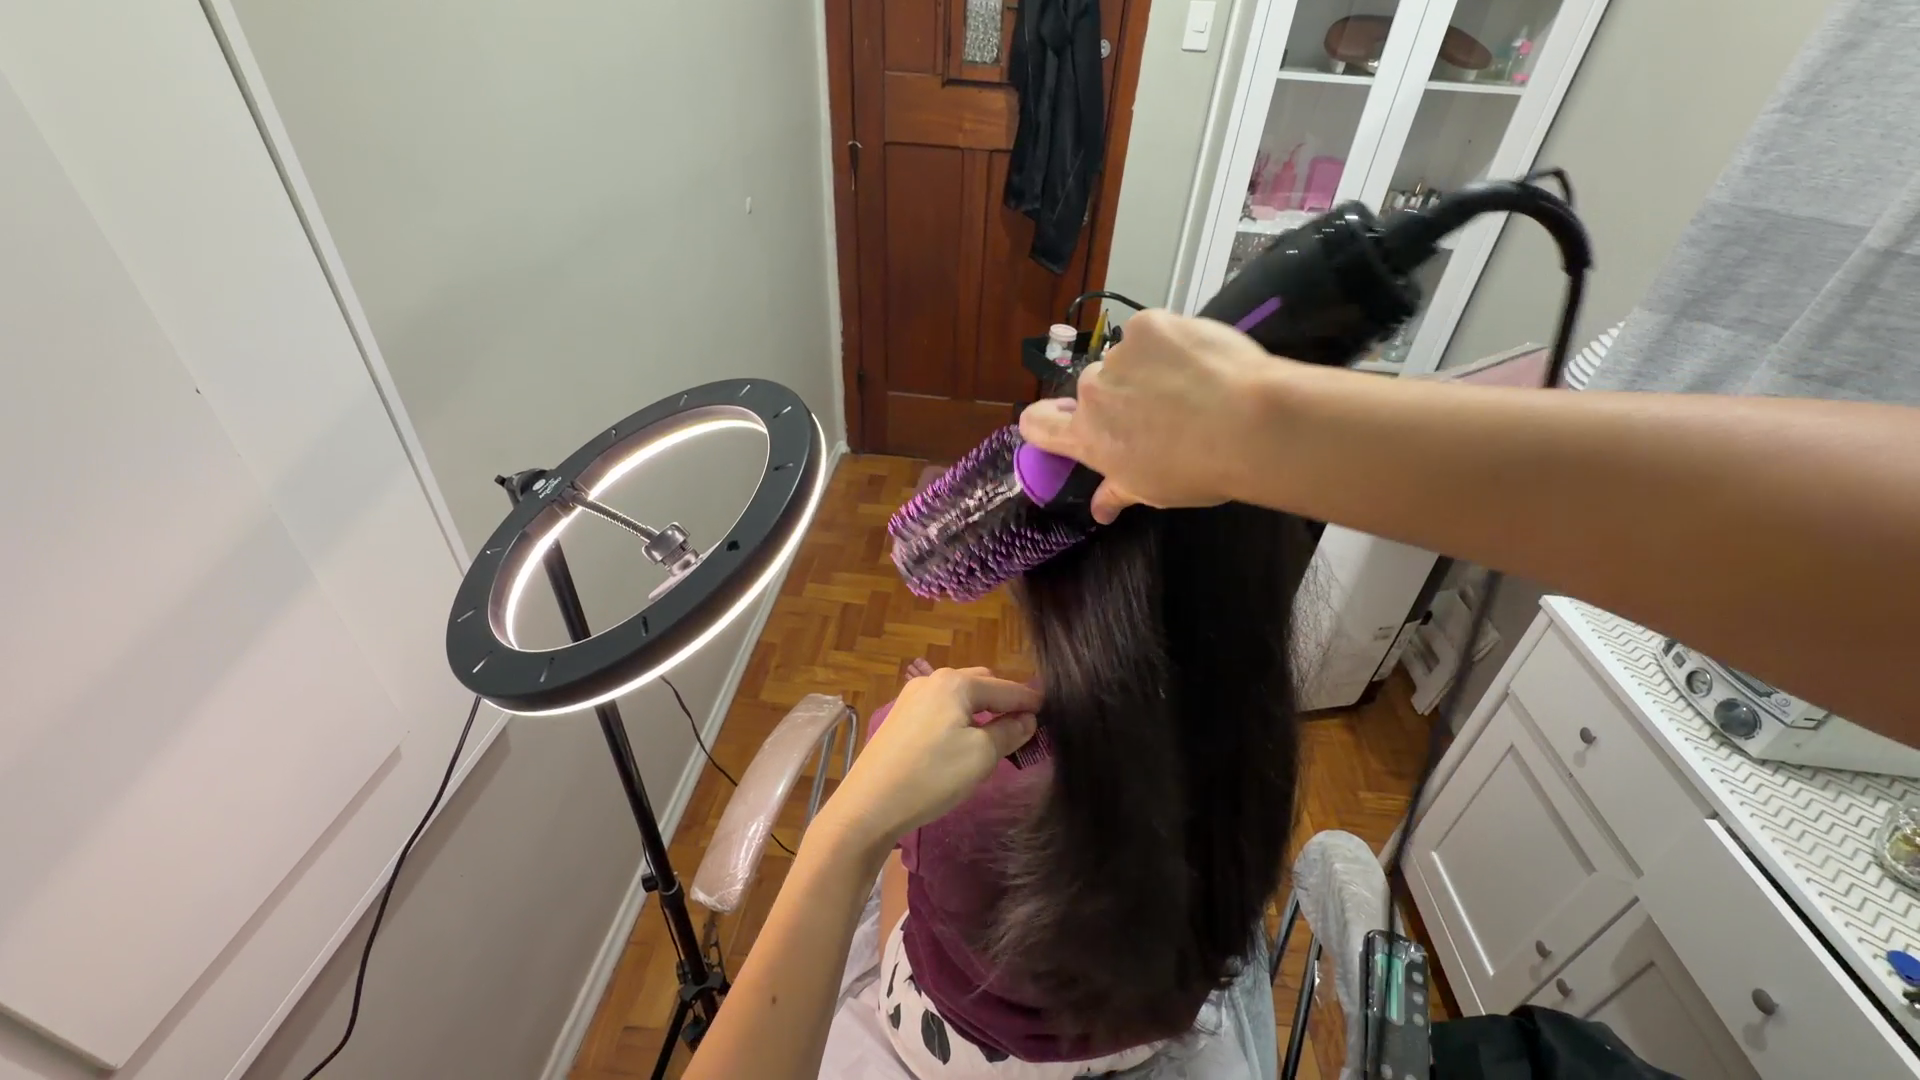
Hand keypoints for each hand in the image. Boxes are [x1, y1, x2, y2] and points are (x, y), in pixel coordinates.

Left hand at [814, 668, 1039, 852]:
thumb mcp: (981, 756)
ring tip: (997, 734)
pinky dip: (959, 718)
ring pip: (959, 696)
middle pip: (981, 684)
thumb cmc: (932, 776)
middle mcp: (932, 679)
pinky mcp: (900, 717)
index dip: (1030, 702)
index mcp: (956, 682)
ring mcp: (912, 697)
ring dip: (981, 710)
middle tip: (1024, 727)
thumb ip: (1009, 732)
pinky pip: (941, 708)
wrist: (869, 805)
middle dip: (1004, 702)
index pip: (1006, 688)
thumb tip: (1027, 719)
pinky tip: (963, 740)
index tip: (1051, 713)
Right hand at [1018, 309, 1288, 522]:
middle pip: (1094, 388)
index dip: (1042, 421)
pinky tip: (1199, 359)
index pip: (1038, 424)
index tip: (1061, 421)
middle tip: (1161, 410)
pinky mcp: (1150, 324)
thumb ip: (1119, 491)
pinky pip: (1153, 332)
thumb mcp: (1154, 491)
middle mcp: (1094, 392)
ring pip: (1126, 357)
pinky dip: (1171, 343)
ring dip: (1147, 368)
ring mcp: (1120, 354)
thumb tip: (1100, 511)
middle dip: (1120, 396)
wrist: (1249, 424)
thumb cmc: (1198, 469)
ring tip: (1191, 384)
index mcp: (1089, 437)